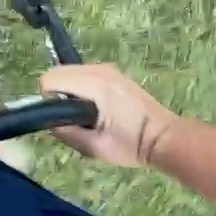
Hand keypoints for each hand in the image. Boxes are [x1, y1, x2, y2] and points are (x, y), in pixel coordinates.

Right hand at [40, 63, 181, 168]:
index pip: (50, 79)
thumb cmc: (132, 146)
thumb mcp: (94, 148)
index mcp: (95, 85)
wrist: (164, 139)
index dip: (50, 100)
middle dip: (59, 94)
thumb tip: (51, 121)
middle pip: (58, 72)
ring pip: (69, 71)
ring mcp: (107, 68)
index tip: (65, 118)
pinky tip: (98, 107)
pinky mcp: (112, 72)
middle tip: (76, 119)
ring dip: (70, 91)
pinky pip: (83, 74)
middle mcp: (99, 69)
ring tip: (88, 115)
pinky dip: (81, 87)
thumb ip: (66, 132)